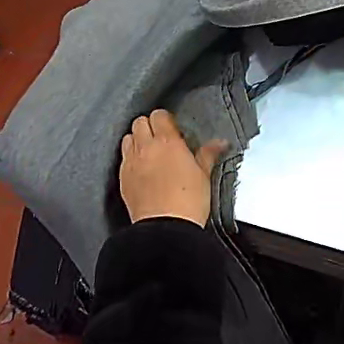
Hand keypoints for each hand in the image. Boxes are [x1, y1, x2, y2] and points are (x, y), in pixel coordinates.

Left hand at [118, 110, 225, 227]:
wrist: (166, 227)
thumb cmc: (188, 201)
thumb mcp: (204, 175)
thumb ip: (208, 154)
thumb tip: (220, 142)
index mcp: (168, 142)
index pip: (160, 116)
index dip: (167, 120)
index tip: (175, 130)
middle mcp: (146, 147)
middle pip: (140, 122)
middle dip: (150, 126)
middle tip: (162, 138)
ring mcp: (131, 162)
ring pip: (128, 137)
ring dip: (137, 139)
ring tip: (150, 151)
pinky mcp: (123, 178)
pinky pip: (123, 157)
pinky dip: (131, 157)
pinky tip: (142, 168)